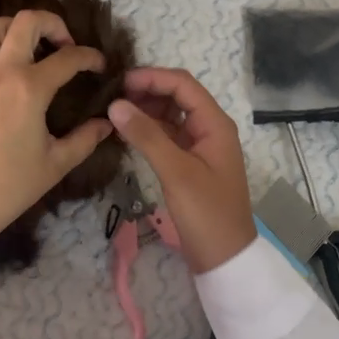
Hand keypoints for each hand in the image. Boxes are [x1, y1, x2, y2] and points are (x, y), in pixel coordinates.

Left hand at [0, 12, 115, 246]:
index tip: (99, 66)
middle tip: (64, 45)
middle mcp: (2, 70)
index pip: (68, 58)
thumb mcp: (57, 163)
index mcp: (30, 88)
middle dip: (53, 24)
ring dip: (15, 27)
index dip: (90, 57)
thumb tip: (106, 123)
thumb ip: (85, 138)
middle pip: (27, 21)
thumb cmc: (11, 184)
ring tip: (30, 46)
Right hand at [107, 67, 256, 273]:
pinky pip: (167, 134)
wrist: (224, 260)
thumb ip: (146, 135)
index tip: (120, 82)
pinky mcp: (189, 162)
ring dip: (146, 109)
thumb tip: (115, 104)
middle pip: (177, 95)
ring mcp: (200, 145)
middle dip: (147, 91)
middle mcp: (209, 128)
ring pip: (170, 114)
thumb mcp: (176, 172)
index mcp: (214, 124)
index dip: (152, 77)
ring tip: (115, 111)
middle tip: (113, 97)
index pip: (182, 84)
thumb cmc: (206, 213)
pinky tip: (127, 132)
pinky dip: (148, 129)